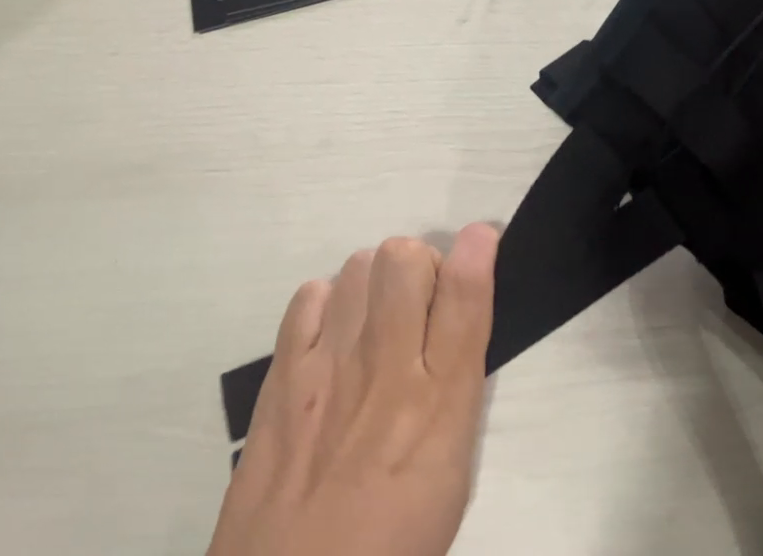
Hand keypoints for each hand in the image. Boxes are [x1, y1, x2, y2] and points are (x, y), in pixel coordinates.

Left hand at [207, 224, 499, 555]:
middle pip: (405, 260)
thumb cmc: (392, 539)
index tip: (482, 238)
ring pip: (358, 267)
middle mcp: (387, 370)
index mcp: (442, 402)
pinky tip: (333, 338)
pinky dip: (329, 302)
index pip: (467, 297)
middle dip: (422, 265)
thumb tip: (459, 332)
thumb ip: (459, 391)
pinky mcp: (281, 379)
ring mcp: (327, 369)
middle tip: (421, 303)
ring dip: (377, 281)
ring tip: (376, 320)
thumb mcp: (452, 471)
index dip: (479, 251)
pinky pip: (309, 296)